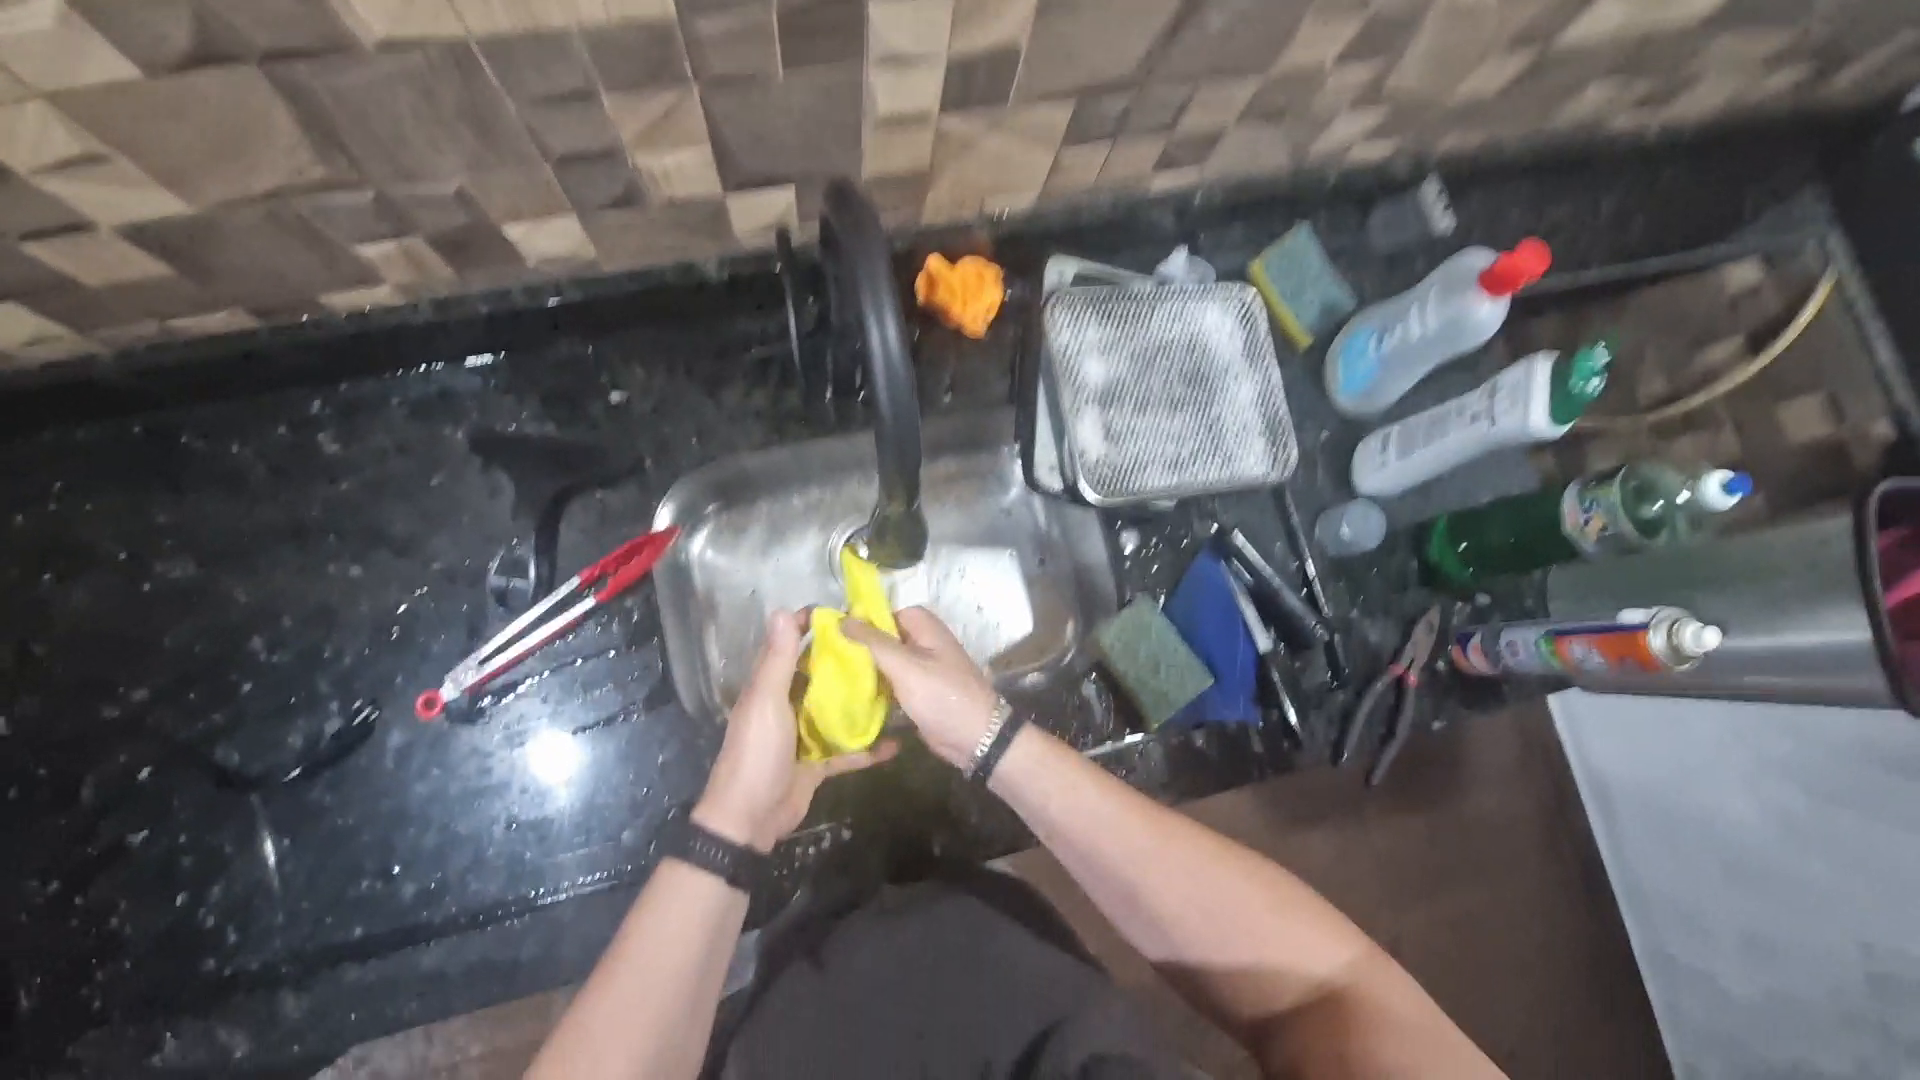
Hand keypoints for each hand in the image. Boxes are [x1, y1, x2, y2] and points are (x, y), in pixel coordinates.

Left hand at [695, 611, 895, 851]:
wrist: (749, 819)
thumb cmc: (756, 754)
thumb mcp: (767, 701)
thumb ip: (778, 660)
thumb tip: (782, 611)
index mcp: (770, 687)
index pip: (790, 646)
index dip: (811, 627)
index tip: (846, 614)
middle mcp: (786, 706)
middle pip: (818, 677)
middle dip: (846, 662)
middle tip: (883, 646)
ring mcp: (803, 736)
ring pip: (836, 711)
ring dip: (861, 702)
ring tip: (896, 686)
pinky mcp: (817, 764)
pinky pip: (846, 751)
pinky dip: (868, 749)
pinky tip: (895, 743)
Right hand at [841, 607, 998, 769]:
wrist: (975, 737)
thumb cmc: (941, 694)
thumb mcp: (904, 665)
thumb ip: (873, 642)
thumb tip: (842, 618)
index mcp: (926, 628)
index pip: (889, 612)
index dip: (866, 620)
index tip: (837, 632)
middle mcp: (925, 644)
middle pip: (887, 638)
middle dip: (862, 647)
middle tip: (830, 656)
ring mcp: (922, 670)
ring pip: (888, 663)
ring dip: (867, 670)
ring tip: (834, 676)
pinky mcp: (919, 694)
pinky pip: (893, 684)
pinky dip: (877, 689)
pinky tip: (852, 696)